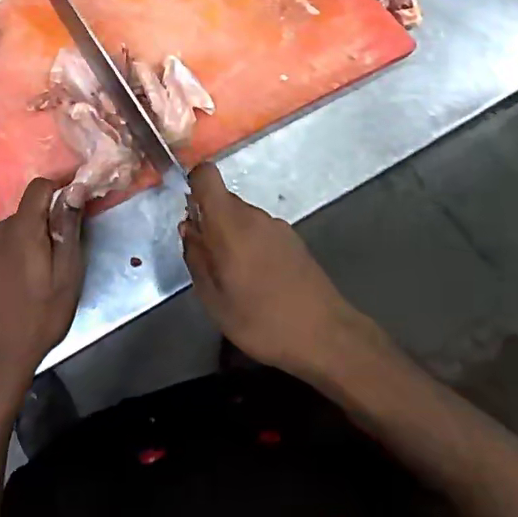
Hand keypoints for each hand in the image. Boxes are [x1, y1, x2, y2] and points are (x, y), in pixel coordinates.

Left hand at [0, 177, 85, 400]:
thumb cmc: (40, 315)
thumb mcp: (67, 274)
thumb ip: (68, 228)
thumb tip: (74, 188)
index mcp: (21, 227)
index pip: (39, 187)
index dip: (59, 186)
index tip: (76, 197)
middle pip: (27, 212)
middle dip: (47, 222)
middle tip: (64, 252)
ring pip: (13, 231)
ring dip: (29, 240)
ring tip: (43, 273)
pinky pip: (0, 247)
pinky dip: (13, 254)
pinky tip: (21, 283)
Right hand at [180, 161, 374, 377]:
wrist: (330, 340)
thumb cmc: (262, 320)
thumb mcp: (213, 298)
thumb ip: (195, 257)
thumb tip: (189, 229)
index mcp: (229, 223)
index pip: (206, 175)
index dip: (193, 182)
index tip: (188, 209)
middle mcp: (254, 216)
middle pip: (223, 200)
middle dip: (209, 221)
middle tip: (208, 259)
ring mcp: (278, 228)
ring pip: (242, 218)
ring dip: (232, 237)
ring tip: (235, 277)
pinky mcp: (295, 242)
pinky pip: (261, 232)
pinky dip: (252, 247)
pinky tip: (260, 282)